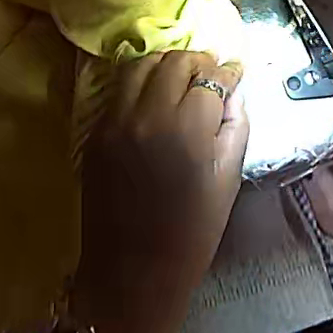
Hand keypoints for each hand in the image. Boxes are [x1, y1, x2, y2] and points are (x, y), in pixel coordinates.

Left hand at [74, 51, 248, 332]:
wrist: (134, 270)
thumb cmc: (193, 229)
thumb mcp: (229, 176)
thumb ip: (236, 124)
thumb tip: (233, 90)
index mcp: (189, 128)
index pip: (211, 77)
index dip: (228, 73)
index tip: (235, 74)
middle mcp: (149, 114)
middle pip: (176, 62)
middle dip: (200, 62)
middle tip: (210, 74)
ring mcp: (116, 119)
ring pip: (143, 64)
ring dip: (167, 64)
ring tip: (180, 76)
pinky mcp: (96, 130)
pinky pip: (120, 88)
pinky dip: (141, 82)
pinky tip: (154, 95)